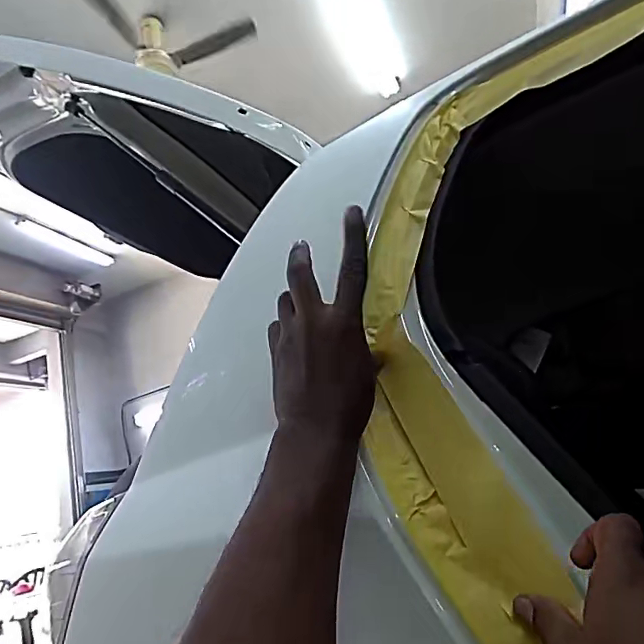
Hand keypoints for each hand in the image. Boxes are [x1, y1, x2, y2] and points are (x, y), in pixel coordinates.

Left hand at [268, 206, 376, 446]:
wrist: (314, 429)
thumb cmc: (351, 403)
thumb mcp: (368, 372)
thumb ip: (364, 351)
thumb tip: (367, 350)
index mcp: (344, 321)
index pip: (353, 270)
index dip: (353, 238)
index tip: (350, 213)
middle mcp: (314, 320)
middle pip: (300, 276)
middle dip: (300, 257)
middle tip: (300, 247)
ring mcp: (290, 335)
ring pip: (285, 302)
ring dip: (293, 299)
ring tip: (298, 303)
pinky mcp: (276, 352)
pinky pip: (278, 328)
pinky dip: (285, 327)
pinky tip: (290, 336)